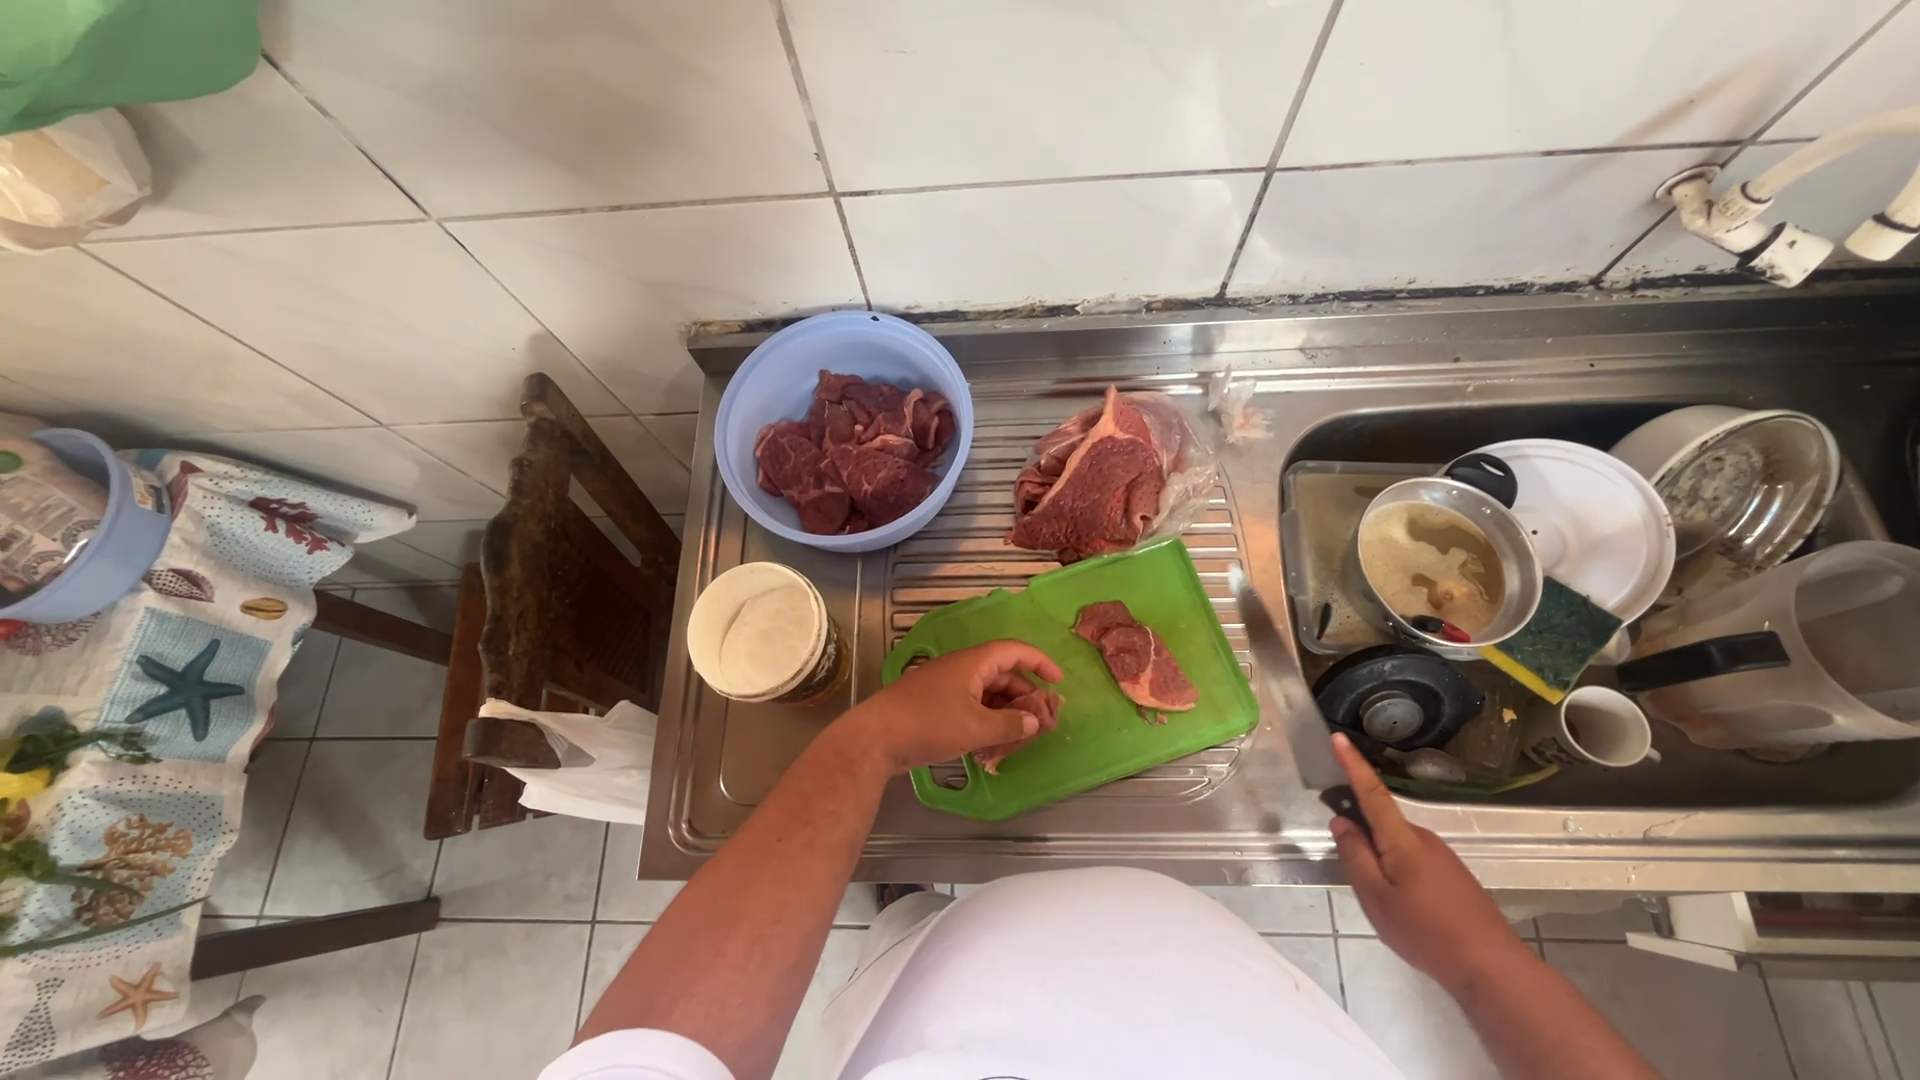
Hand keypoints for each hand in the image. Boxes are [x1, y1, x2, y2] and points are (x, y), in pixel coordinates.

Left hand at [834, 641, 1062, 774]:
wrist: (875, 738)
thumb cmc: (928, 725)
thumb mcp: (975, 727)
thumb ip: (1009, 725)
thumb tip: (1033, 722)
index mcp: (972, 663)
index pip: (1013, 651)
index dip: (1039, 661)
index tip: (1058, 680)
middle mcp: (958, 669)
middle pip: (1000, 674)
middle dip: (1024, 695)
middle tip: (1040, 719)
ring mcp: (943, 688)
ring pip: (984, 693)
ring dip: (1004, 711)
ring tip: (1020, 736)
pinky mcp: (931, 707)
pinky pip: (968, 707)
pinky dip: (984, 720)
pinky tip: (991, 744)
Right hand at [1328, 733, 1534, 995]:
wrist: (1491, 967)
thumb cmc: (1426, 932)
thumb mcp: (1376, 898)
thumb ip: (1355, 856)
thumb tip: (1341, 822)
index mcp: (1402, 840)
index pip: (1372, 793)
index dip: (1353, 764)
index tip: (1338, 737)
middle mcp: (1424, 839)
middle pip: (1382, 821)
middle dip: (1360, 830)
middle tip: (1346, 861)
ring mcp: (1442, 856)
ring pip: (1397, 844)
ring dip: (1379, 856)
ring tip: (1377, 896)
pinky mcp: (1452, 874)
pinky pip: (1412, 858)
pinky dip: (1396, 869)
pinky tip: (1400, 902)